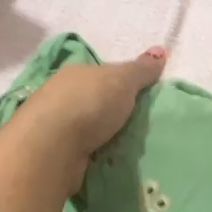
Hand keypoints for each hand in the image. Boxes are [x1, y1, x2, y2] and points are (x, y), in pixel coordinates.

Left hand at [0, 47, 165, 191]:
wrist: (51, 146)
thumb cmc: (88, 104)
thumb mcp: (122, 80)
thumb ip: (141, 69)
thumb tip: (161, 50)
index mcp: (76, 73)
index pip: (101, 74)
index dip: (120, 84)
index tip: (139, 100)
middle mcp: (60, 95)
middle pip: (92, 101)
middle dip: (111, 113)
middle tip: (138, 127)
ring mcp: (54, 126)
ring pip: (85, 128)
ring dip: (101, 136)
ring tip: (127, 149)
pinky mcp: (53, 153)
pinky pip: (80, 151)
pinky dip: (92, 155)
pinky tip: (107, 162)